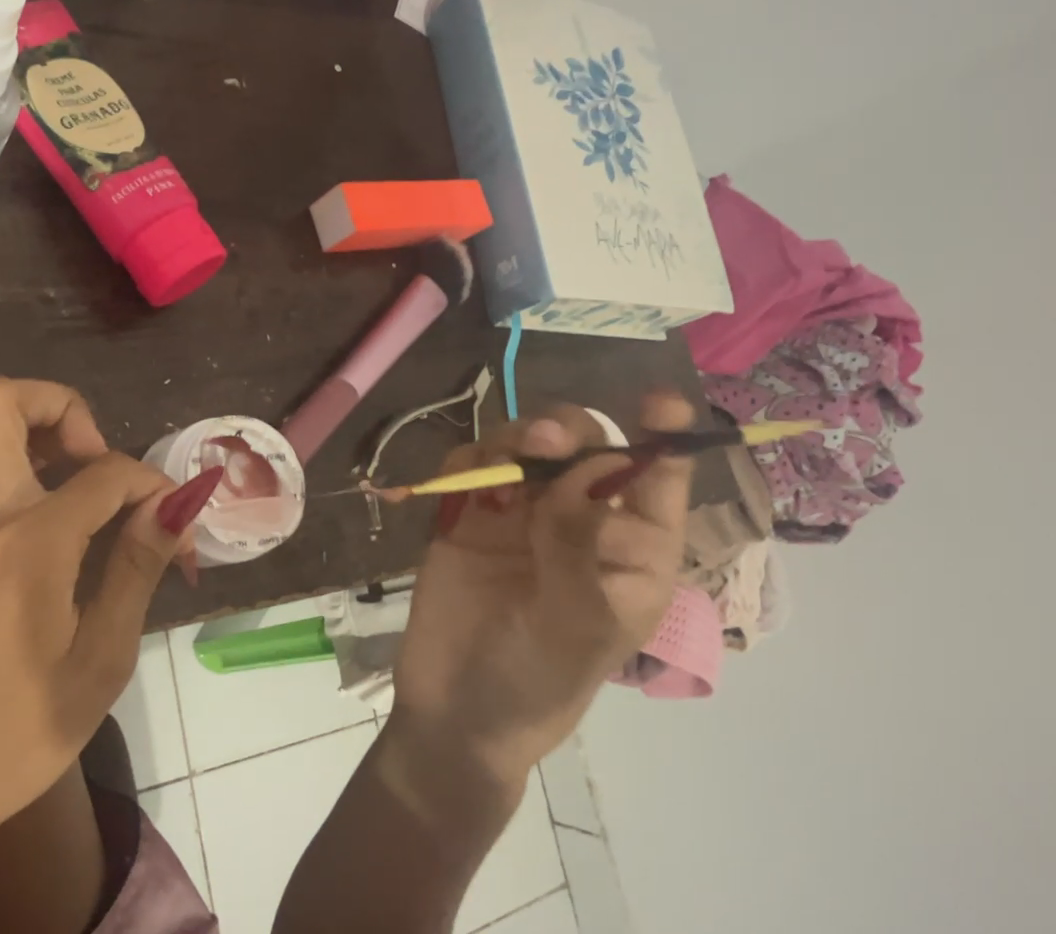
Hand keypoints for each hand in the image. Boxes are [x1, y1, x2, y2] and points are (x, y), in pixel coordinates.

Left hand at [0, 378, 188, 837]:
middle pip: (0, 399)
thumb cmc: (21, 729)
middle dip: (59, 405)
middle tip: (94, 458)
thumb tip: (174, 508)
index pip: (105, 472)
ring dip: (17, 421)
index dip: (153, 485)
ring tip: (64, 468)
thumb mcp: (101, 658)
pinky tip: (37, 504)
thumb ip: (136, 568)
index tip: (175, 520)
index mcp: (31, 542)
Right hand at [392, 391, 694, 779]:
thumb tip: (583, 469)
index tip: (656, 403)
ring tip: (508, 455)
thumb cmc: (538, 682)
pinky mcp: (463, 522)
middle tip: (547, 439)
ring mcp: (516, 521)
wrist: (456, 713)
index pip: (655, 483)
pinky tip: (466, 479)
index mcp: (630, 554)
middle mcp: (577, 526)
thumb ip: (581, 544)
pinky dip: (470, 461)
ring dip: (519, 438)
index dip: (661, 438)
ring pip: (525, 451)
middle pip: (584, 451)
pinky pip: (470, 471)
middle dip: (573, 432)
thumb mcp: (578, 623)